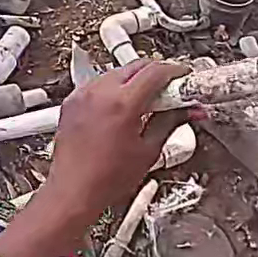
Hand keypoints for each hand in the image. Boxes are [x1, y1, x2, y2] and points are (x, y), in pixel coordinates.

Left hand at [43, 61, 189, 227]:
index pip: (155, 72)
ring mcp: (82, 95)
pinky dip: (112, 88)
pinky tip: (121, 106)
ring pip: (114, 73)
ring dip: (133, 79)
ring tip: (147, 101)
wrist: (73, 189)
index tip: (184, 76)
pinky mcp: (71, 102)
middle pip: (134, 67)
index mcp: (122, 103)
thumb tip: (187, 110)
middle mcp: (99, 93)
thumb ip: (170, 122)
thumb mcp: (149, 150)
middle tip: (170, 89)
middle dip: (156, 73)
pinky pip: (96, 85)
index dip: (175, 71)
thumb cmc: (106, 178)